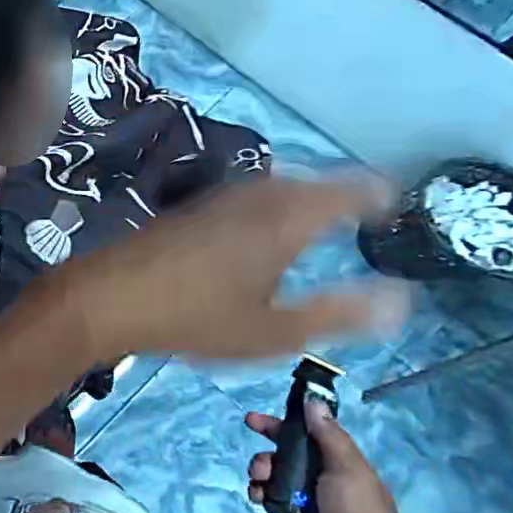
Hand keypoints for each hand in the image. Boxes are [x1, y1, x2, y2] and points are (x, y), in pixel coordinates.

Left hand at [51, 176, 410, 359]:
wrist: (109, 297)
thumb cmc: (195, 319)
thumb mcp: (274, 331)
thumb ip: (340, 314)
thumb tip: (402, 300)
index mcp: (285, 220)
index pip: (347, 189)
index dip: (375, 193)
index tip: (394, 203)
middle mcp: (255, 196)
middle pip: (311, 181)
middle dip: (341, 191)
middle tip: (363, 210)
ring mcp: (219, 197)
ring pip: (276, 184)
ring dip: (303, 194)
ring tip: (320, 218)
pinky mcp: (193, 207)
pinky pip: (247, 194)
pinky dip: (270, 202)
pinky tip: (261, 230)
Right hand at [245, 403, 414, 512]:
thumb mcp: (350, 470)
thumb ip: (329, 435)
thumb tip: (313, 402)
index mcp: (341, 463)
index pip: (313, 432)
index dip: (293, 418)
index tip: (278, 404)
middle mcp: (320, 475)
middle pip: (288, 446)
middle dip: (270, 435)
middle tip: (251, 424)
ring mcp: (301, 495)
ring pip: (273, 466)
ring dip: (262, 463)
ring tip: (262, 474)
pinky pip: (264, 492)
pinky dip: (257, 488)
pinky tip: (257, 492)